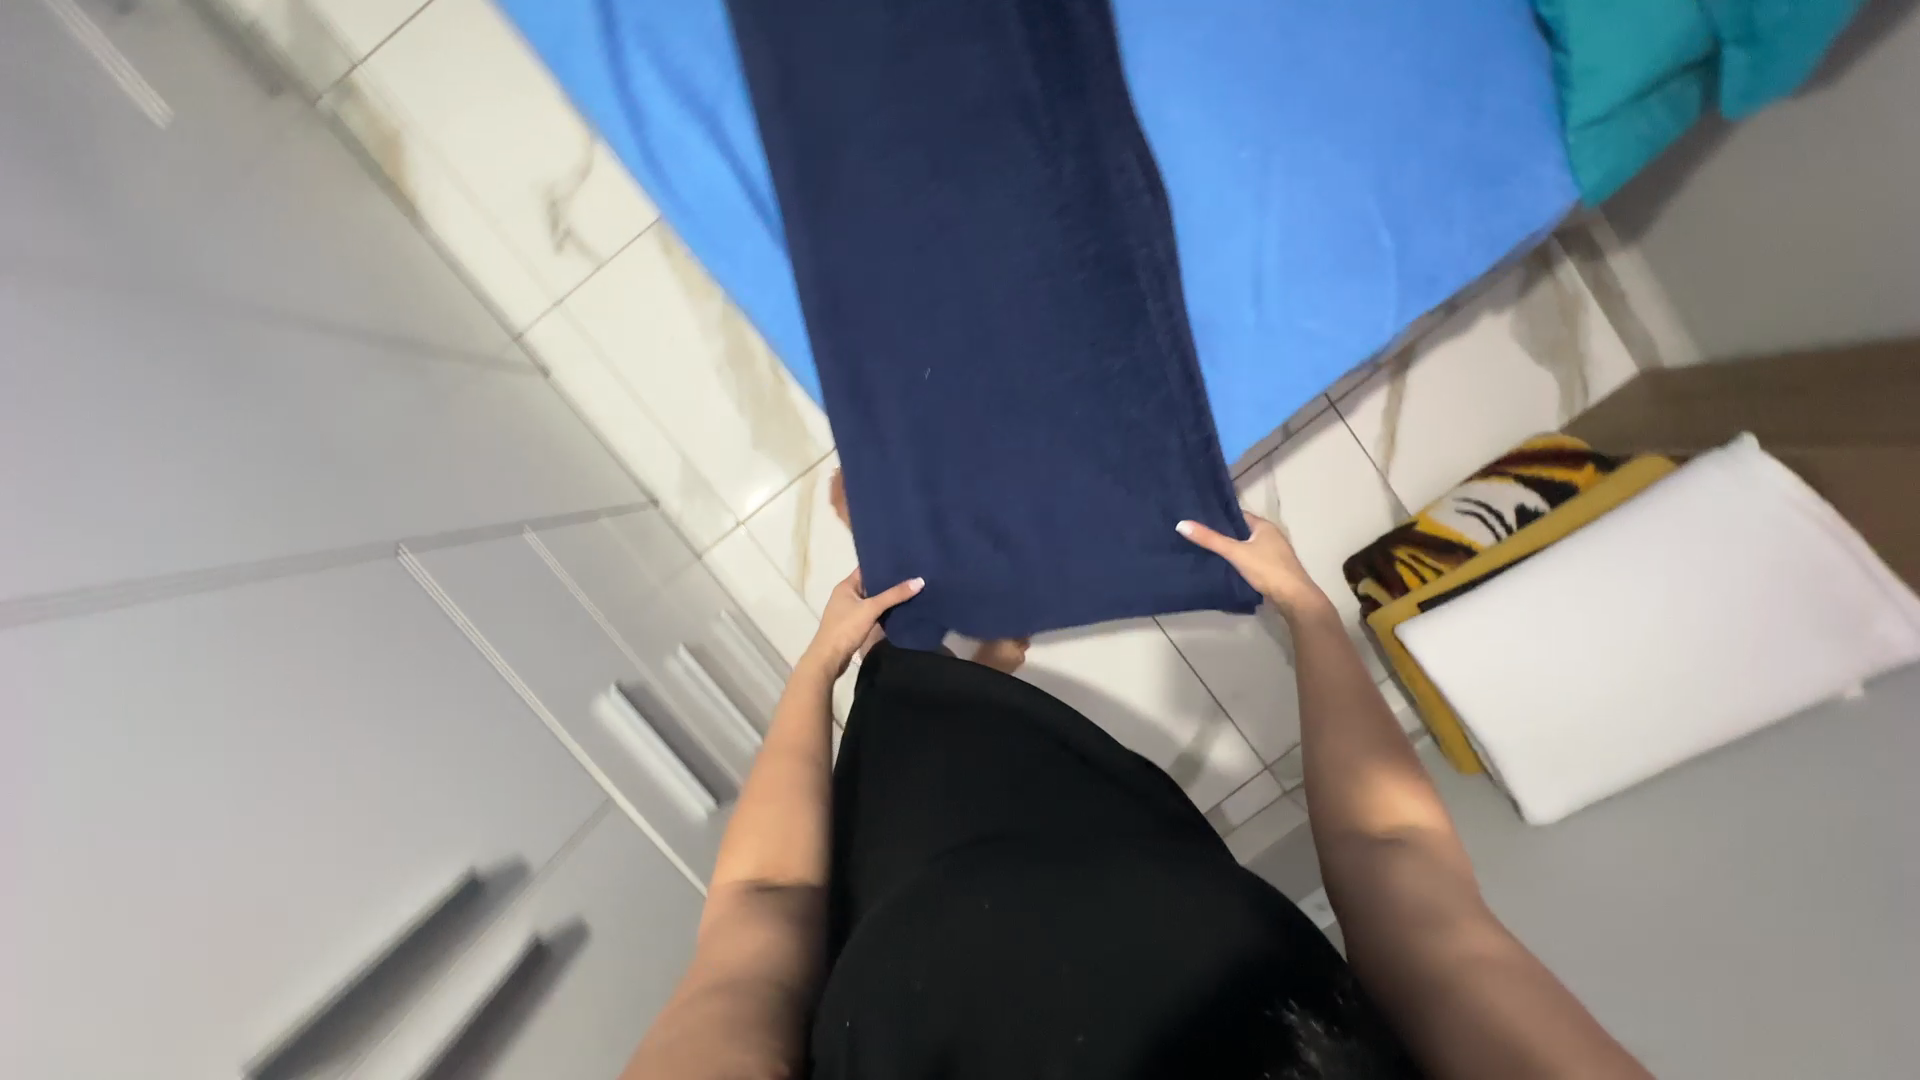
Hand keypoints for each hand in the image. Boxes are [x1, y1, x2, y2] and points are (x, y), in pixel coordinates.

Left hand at [800, 569, 924, 677]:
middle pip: (871, 584)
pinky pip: (872, 613)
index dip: (883, 564)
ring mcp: (850, 611)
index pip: (866, 568)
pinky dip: (884, 611)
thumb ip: (894, 595)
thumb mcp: (871, 608)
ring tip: (911, 589)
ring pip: (873, 600)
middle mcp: (847, 595)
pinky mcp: (854, 625)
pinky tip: (901, 609)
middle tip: (913, 575)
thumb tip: (920, 581)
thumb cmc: (846, 628)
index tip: (903, 560)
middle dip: (889, 582)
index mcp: (846, 586)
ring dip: (888, 598)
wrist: (830, 658)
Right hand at [1177, 511, 1331, 617]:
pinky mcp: (1272, 569)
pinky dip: (1237, 561)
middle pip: (1241, 531)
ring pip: (1245, 547)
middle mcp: (1270, 536)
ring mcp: (1273, 553)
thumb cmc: (1266, 569)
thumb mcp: (1235, 552)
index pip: (1237, 515)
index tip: (1198, 520)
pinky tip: (1223, 566)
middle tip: (1197, 536)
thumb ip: (1210, 539)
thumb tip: (1181, 524)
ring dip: (1230, 549)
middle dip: (1222, 534)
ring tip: (1205, 550)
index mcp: (1264, 526)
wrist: (1294, 598)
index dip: (1219, 517)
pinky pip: (1249, 559)